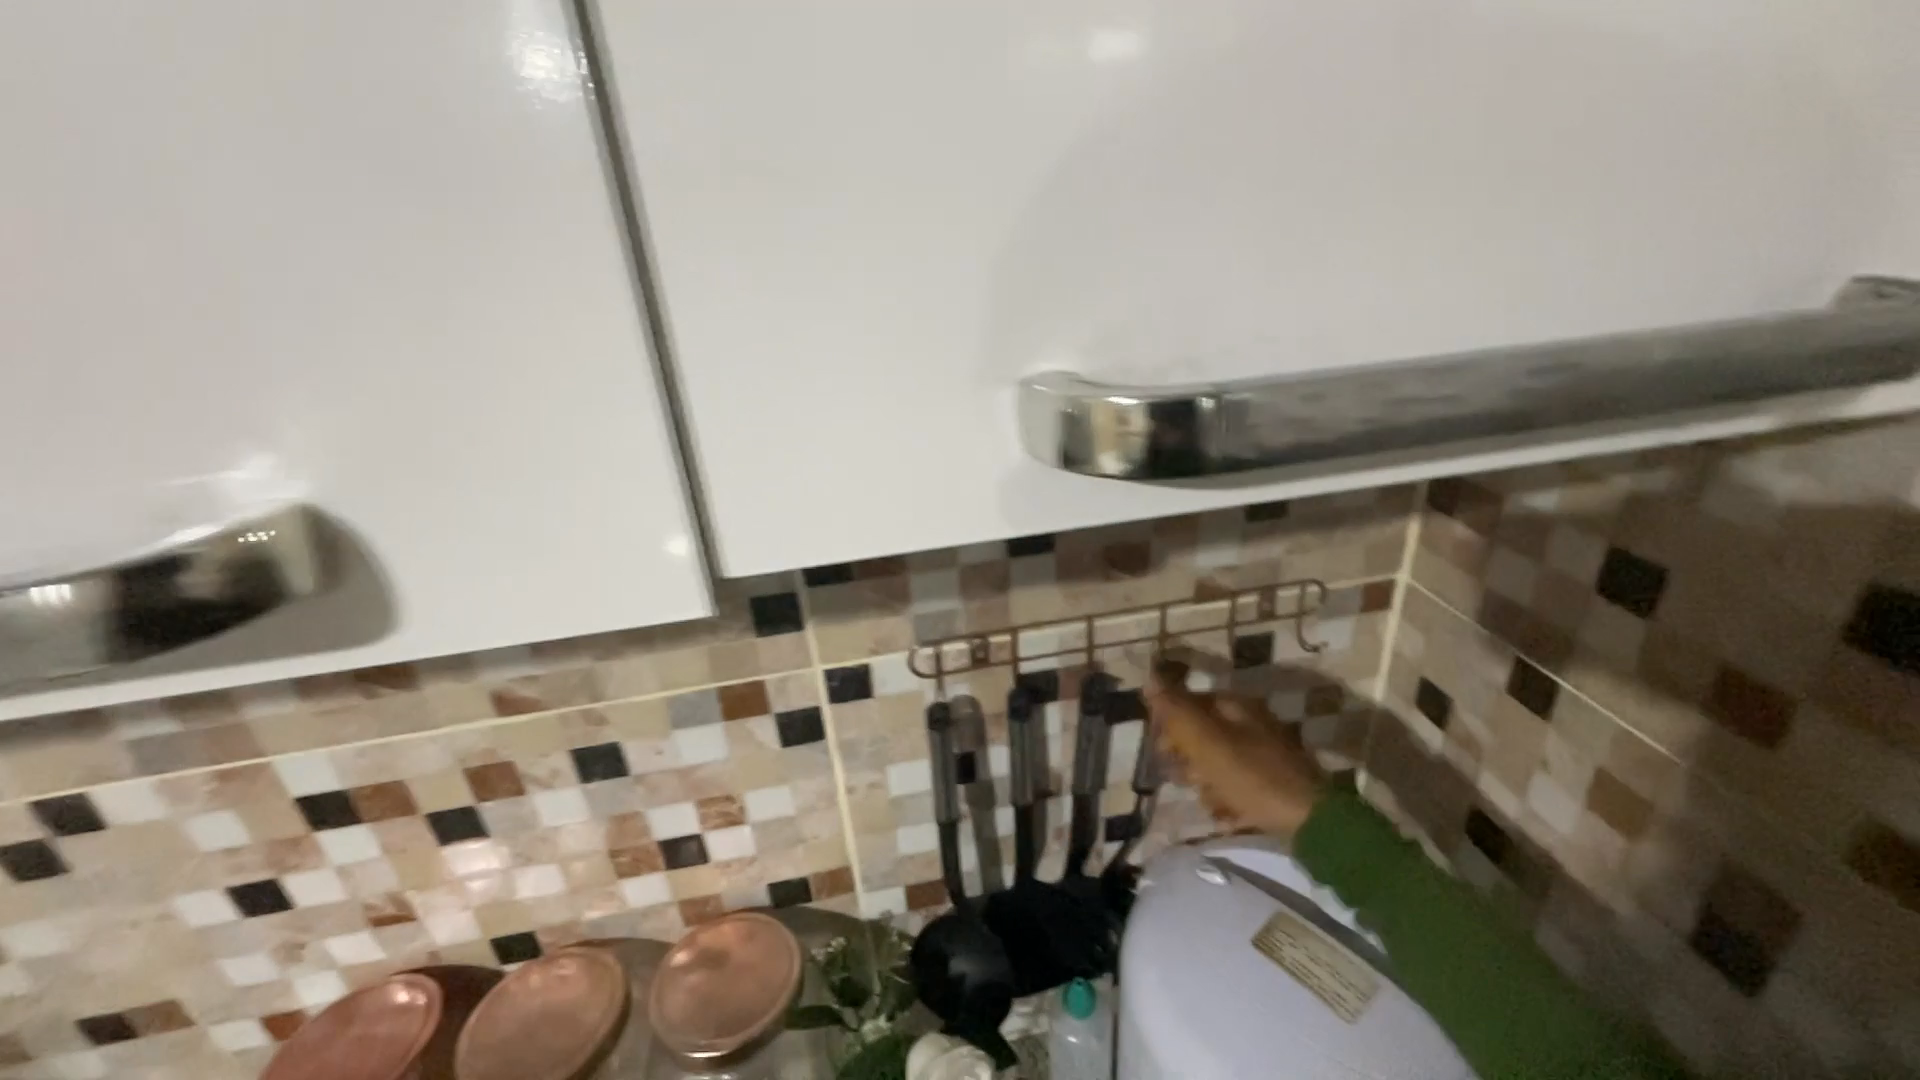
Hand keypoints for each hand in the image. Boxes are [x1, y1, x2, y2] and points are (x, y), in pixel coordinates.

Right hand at [1145, 664, 1325, 838]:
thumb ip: (1176, 710)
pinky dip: (1227, 799)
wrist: (1309, 822)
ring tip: (1214, 800)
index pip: (1188, 704)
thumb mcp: (1206, 742)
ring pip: (1215, 763)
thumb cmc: (1252, 777)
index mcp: (1236, 706)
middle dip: (1188, 759)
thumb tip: (1149, 678)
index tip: (1163, 751)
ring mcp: (1264, 753)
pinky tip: (1229, 814)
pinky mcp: (1271, 782)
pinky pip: (1234, 785)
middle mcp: (1250, 723)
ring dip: (1206, 783)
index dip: (1169, 725)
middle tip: (1189, 778)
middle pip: (1200, 735)